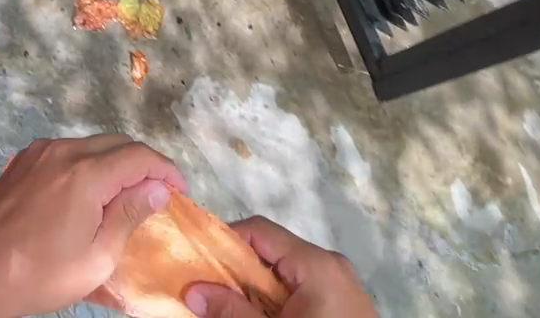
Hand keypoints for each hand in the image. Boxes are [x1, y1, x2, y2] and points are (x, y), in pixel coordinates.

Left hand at [0, 135, 184, 317]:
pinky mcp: (24, 159)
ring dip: (114, 162)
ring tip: (126, 195)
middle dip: (142, 163)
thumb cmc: (40, 274)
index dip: (165, 170)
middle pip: (116, 143)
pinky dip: (87, 164)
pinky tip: (88, 193)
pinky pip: (67, 151)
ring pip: (91, 144)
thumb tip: (158, 189)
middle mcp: (63, 151)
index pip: (138, 156)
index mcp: (85, 174)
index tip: (181, 191)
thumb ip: (128, 217)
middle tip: (158, 193)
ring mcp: (40, 151)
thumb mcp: (96, 259)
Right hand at [184, 217, 375, 317]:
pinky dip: (281, 301)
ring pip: (287, 273)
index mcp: (316, 263)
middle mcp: (331, 264)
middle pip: (272, 251)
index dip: (226, 240)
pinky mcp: (347, 306)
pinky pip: (304, 290)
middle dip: (240, 271)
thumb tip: (191, 291)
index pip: (259, 229)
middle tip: (216, 294)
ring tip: (240, 312)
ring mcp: (343, 285)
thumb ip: (232, 312)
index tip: (202, 265)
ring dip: (259, 289)